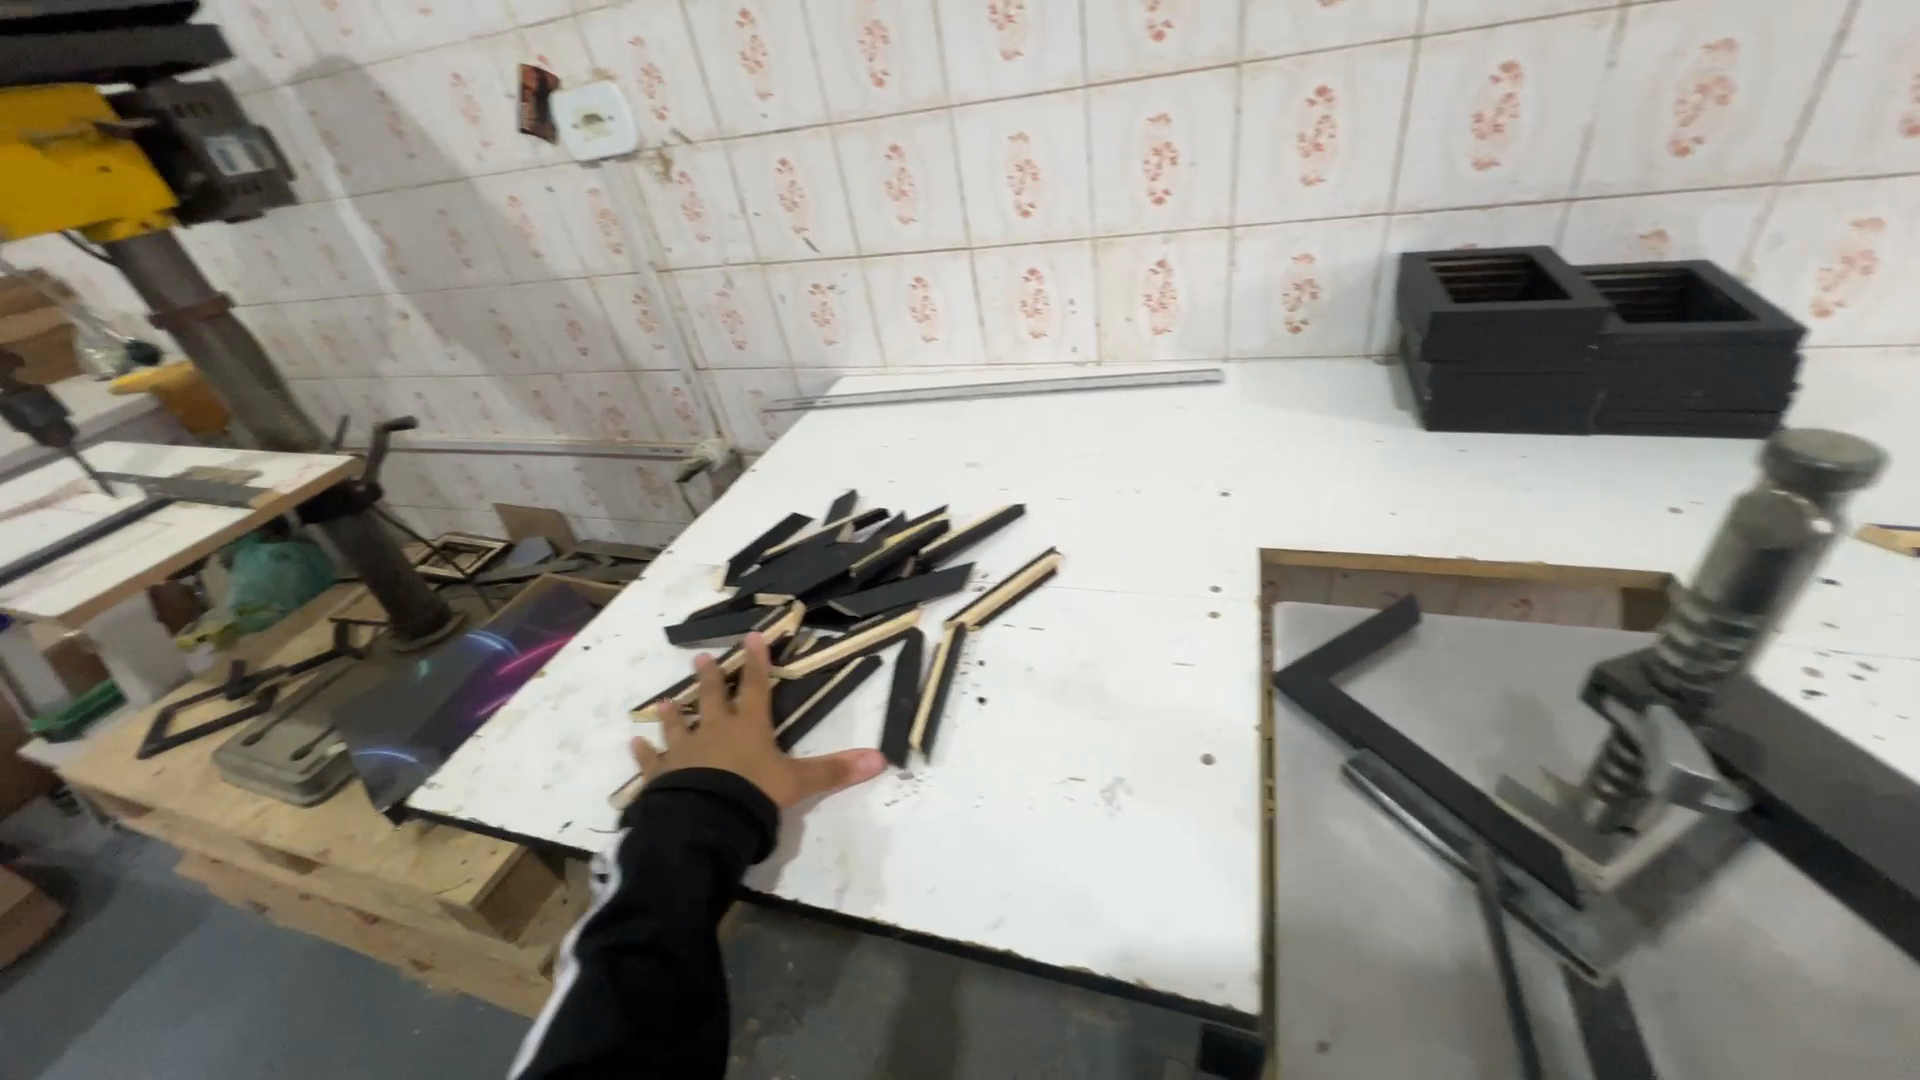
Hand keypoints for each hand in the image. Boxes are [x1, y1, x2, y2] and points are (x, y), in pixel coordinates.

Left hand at [633, 632, 885, 809]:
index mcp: (749, 729)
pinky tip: (634, 745)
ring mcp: (684, 753)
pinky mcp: (661, 777)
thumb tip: (881, 759)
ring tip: (665, 701)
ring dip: (672, 713)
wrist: (704, 820)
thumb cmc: (752, 795)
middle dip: (709, 679)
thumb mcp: (799, 784)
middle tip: (699, 660)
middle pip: (712, 699)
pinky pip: (650, 763)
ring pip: (677, 727)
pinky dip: (643, 755)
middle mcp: (714, 733)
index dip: (755, 663)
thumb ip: (835, 771)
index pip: (754, 688)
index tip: (751, 637)